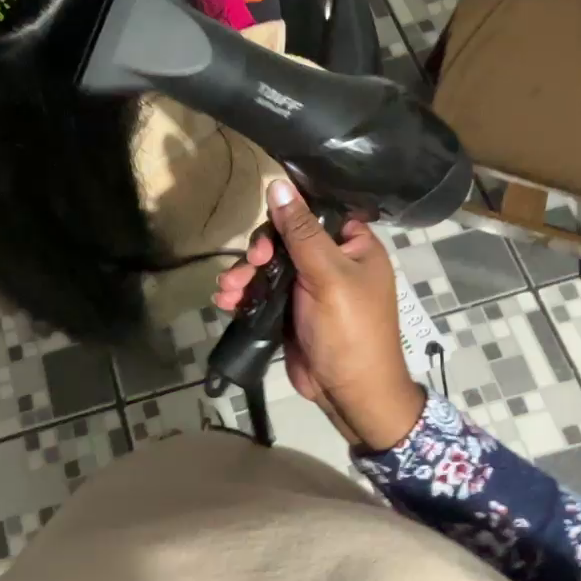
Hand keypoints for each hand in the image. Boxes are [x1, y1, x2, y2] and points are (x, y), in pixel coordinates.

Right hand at [213, 180, 425, 450]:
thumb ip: (300, 231)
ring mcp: (308, 287)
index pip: (316, 213)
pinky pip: (261, 292)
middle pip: (284, 239)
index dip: (287, 214)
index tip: (268, 227)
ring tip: (228, 291)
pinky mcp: (289, 310)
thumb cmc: (351, 330)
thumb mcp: (328, 275)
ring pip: (267, 266)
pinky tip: (227, 301)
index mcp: (354, 246)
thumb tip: (278, 184)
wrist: (350, 395)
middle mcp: (332, 261)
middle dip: (258, 252)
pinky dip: (243, 294)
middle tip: (250, 266)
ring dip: (243, 276)